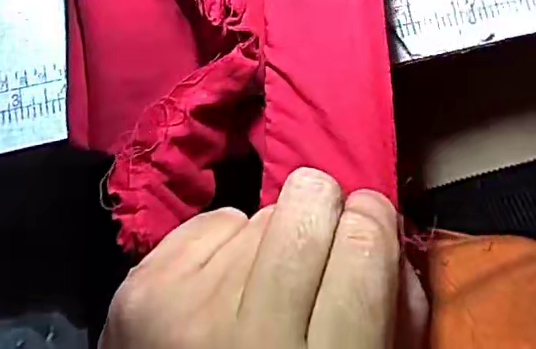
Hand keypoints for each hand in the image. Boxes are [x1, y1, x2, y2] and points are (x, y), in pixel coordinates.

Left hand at [101, 167, 425, 348]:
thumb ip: (389, 315)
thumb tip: (387, 233)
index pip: (362, 246)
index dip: (373, 221)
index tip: (368, 224)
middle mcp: (253, 334)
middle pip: (306, 200)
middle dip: (322, 207)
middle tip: (319, 237)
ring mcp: (189, 303)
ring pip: (258, 212)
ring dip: (269, 240)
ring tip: (259, 291)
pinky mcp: (146, 284)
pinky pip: (213, 221)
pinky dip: (224, 247)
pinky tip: (218, 293)